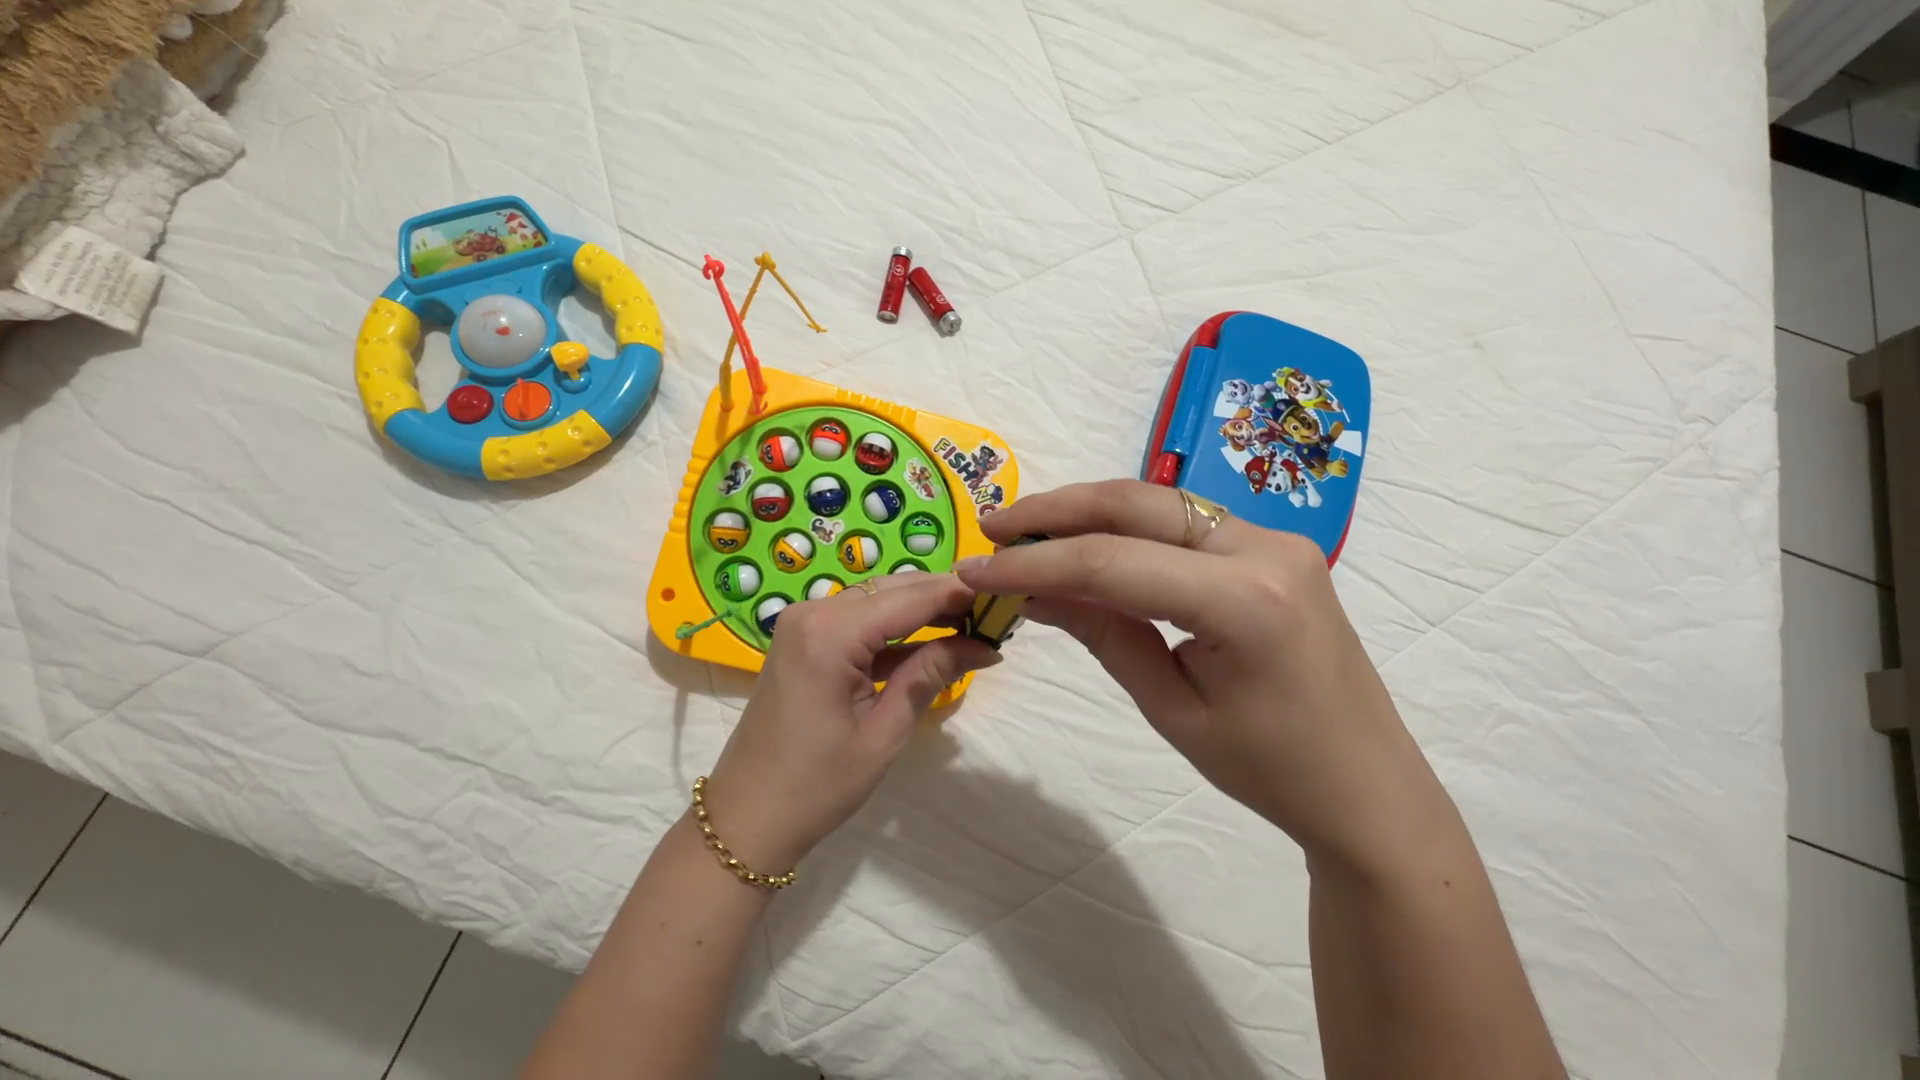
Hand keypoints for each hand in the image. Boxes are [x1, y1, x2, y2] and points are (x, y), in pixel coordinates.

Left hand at [698, 574, 1000, 871]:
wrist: (748, 817)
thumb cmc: (818, 785)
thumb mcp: (884, 731)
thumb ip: (929, 675)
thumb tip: (983, 645)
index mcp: (830, 633)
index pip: (910, 598)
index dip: (959, 594)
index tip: (1005, 596)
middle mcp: (812, 613)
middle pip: (892, 590)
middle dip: (943, 599)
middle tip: (994, 616)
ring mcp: (803, 624)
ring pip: (876, 602)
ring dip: (922, 612)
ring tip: (972, 629)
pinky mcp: (802, 641)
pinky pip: (857, 622)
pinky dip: (894, 631)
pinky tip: (932, 645)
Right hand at [954, 480, 1435, 868]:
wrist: (1366, 786)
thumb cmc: (1269, 769)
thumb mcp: (1173, 708)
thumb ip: (1105, 635)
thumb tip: (1033, 592)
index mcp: (1244, 601)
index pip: (1112, 563)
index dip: (1035, 564)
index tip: (975, 571)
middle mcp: (1264, 549)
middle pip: (1136, 504)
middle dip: (1056, 512)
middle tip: (993, 527)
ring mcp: (1276, 540)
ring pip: (1160, 504)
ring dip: (1090, 512)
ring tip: (1027, 533)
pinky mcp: (1275, 548)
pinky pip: (1186, 523)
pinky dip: (1130, 528)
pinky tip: (1090, 542)